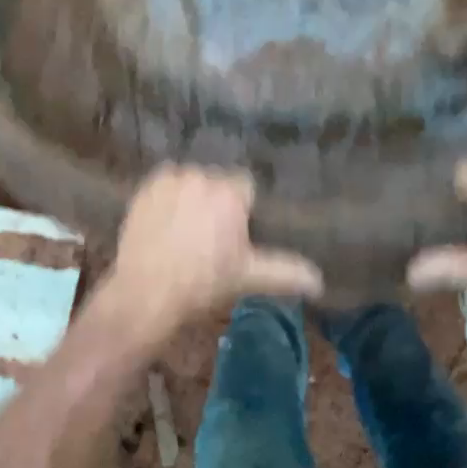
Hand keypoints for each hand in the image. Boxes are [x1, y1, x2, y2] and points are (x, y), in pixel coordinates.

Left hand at [105, 166, 322, 337]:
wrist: (146, 291)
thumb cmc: (203, 283)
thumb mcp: (248, 277)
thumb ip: (285, 272)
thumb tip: (320, 282)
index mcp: (230, 193)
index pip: (245, 188)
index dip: (241, 211)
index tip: (234, 235)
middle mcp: (202, 176)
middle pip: (217, 183)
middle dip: (216, 203)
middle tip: (210, 237)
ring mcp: (171, 178)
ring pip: (191, 182)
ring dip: (192, 197)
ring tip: (185, 231)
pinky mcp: (147, 185)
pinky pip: (166, 183)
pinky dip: (168, 197)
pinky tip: (165, 222)